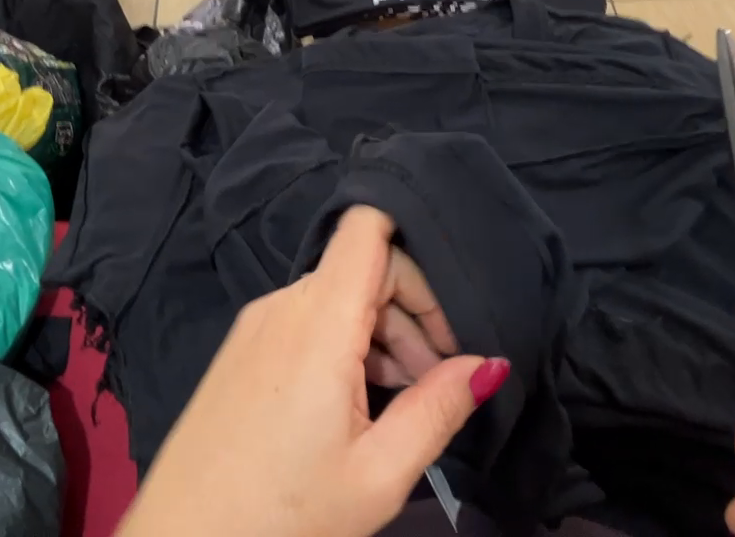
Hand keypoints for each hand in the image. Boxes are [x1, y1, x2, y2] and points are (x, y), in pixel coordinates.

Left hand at [115, 206, 508, 536]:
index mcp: (318, 318)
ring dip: (380, 337)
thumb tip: (491, 364)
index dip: (416, 255)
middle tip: (431, 386)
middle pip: (362, 269)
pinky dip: (343, 346)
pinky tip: (354, 407)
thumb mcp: (377, 472)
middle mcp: (283, 301)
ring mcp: (257, 321)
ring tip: (398, 407)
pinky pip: (307, 319)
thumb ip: (438, 408)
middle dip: (409, 317)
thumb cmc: (285, 511)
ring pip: (337, 297)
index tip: (446, 327)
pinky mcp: (243, 344)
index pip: (367, 226)